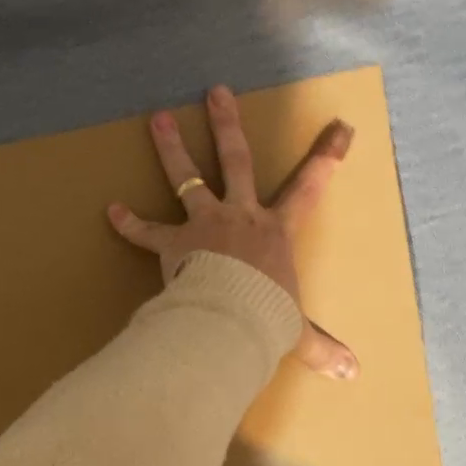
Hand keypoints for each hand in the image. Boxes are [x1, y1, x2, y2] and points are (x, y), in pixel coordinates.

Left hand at [107, 85, 358, 380]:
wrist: (229, 323)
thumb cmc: (266, 319)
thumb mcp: (297, 331)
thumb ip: (322, 348)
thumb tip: (354, 374)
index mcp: (275, 231)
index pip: (310, 187)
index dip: (328, 157)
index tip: (341, 127)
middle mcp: (240, 216)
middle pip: (236, 160)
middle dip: (227, 125)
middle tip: (216, 92)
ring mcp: (204, 224)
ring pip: (186, 177)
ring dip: (170, 147)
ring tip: (157, 118)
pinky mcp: (174, 244)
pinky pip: (147, 232)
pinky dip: (129, 224)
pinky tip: (110, 211)